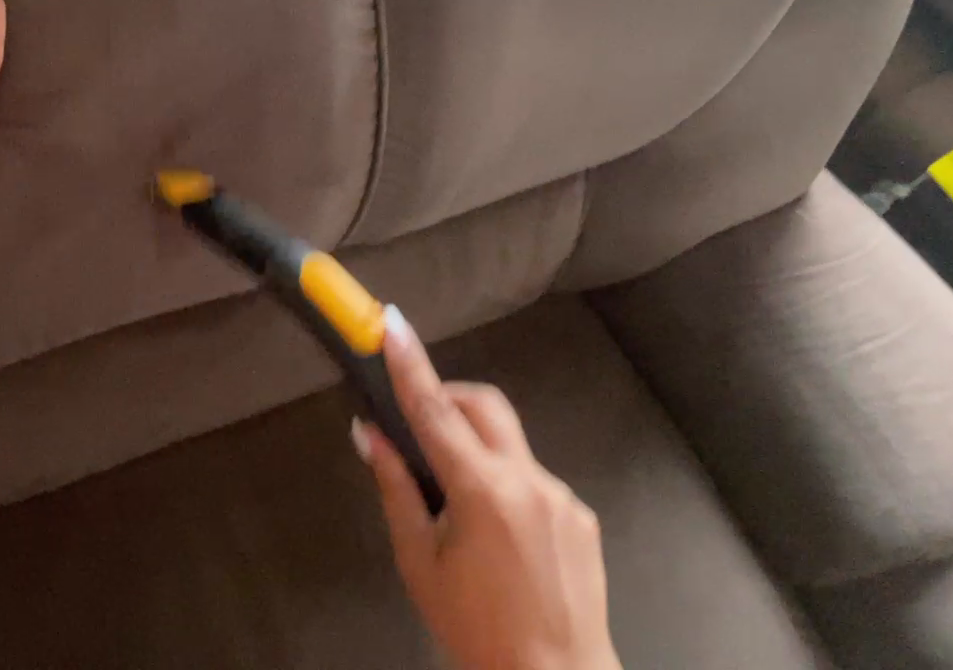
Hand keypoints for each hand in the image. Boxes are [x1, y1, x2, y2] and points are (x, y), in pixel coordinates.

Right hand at [353, 312, 619, 669]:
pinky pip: (532, 478)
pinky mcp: (581, 515)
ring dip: (475, 449)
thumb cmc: (473, 626)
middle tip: (420, 424)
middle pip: (484, 405)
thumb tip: (371, 434)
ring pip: (508, 444)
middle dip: (449, 397)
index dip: (409, 363)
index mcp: (482, 491)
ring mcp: (562, 496)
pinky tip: (498, 535)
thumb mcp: (419, 560)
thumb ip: (396, 488)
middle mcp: (528, 481)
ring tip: (460, 505)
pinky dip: (504, 483)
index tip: (392, 324)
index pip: (433, 410)